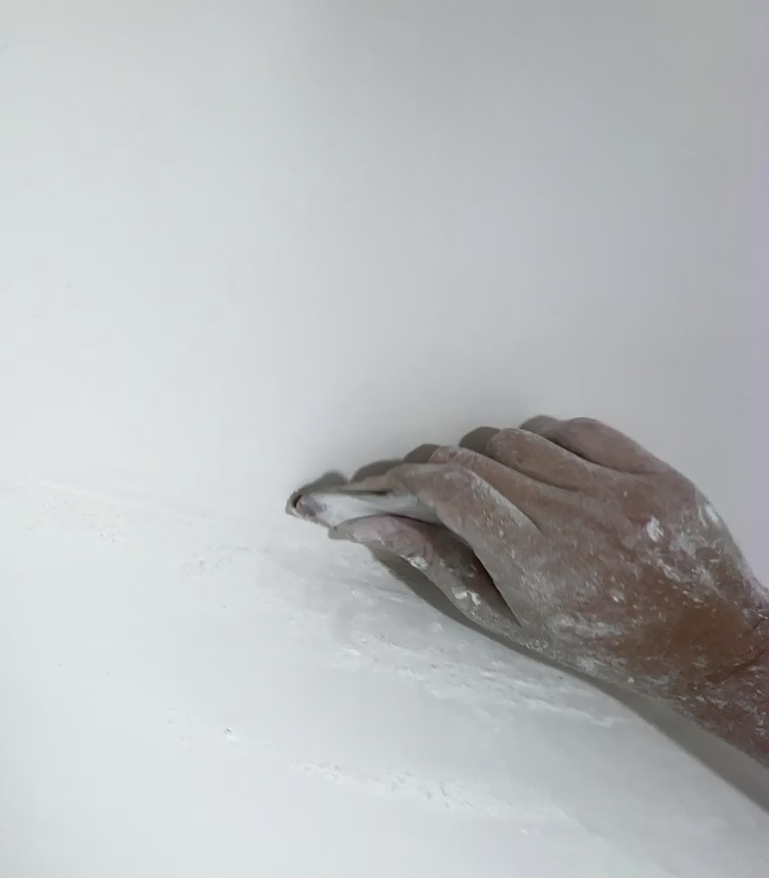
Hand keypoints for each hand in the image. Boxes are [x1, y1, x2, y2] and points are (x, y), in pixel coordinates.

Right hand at [313, 418, 768, 753]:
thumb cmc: (593, 641)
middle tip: (422, 490)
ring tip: (489, 484)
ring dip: (482, 455)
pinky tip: (542, 469)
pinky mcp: (657, 475)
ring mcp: (622, 492)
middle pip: (468, 458)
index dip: (398, 478)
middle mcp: (576, 517)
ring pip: (511, 438)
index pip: (446, 488)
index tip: (376, 487)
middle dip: (429, 469)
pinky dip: (543, 440)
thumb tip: (360, 524)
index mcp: (536, 558)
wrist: (717, 649)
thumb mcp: (499, 613)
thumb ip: (429, 559)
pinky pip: (575, 429)